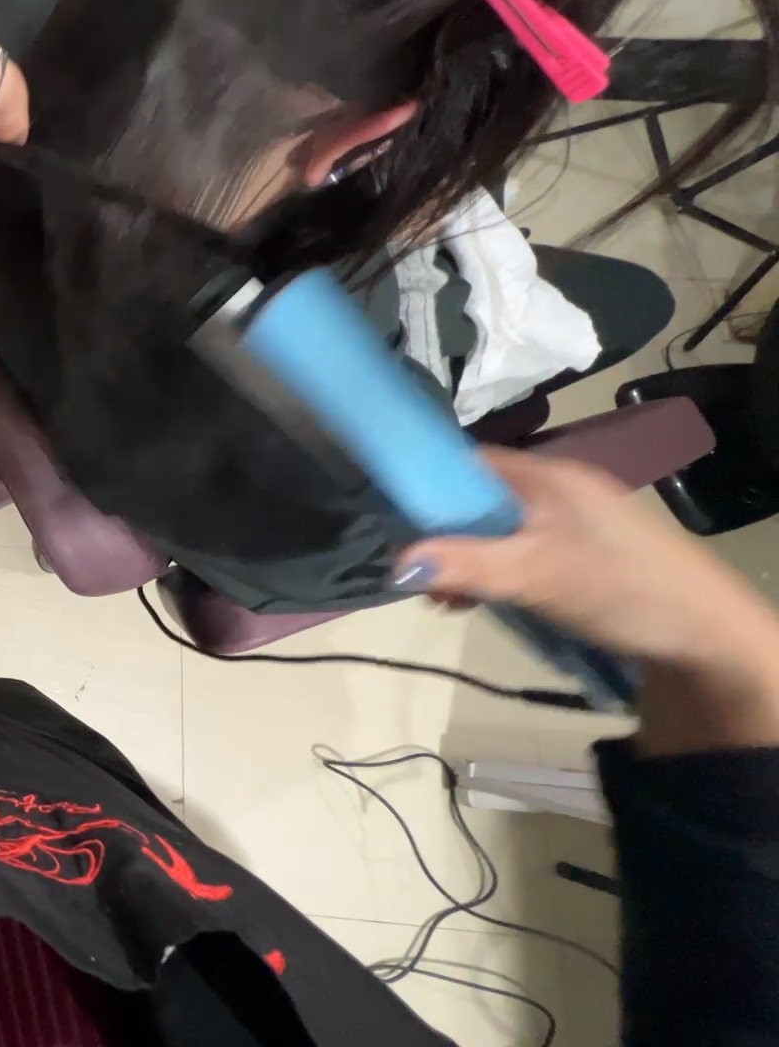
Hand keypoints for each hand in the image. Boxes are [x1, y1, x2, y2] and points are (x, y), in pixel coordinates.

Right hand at [400, 450, 778, 751]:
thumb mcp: (531, 575)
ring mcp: (569, 523)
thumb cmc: (622, 590)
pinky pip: (511, 552)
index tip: (394, 518)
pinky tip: (476, 600)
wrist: (712, 643)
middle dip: (438, 536)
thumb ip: (460, 565)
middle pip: (473, 499)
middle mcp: (557, 491)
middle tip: (419, 572)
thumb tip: (394, 565)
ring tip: (447, 598)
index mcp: (549, 478)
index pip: (466, 462)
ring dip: (460, 561)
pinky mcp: (576, 554)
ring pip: (489, 531)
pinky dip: (486, 573)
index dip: (425, 483)